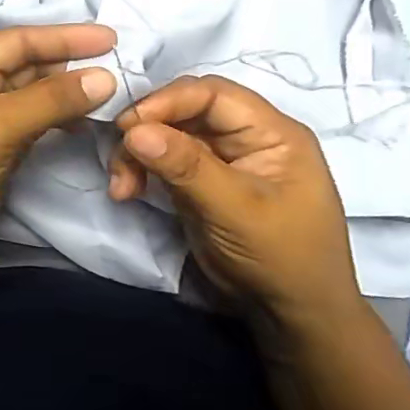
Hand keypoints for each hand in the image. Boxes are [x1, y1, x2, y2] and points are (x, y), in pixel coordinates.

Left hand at [0, 24, 117, 259]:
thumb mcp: (0, 124)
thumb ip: (52, 98)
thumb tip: (106, 78)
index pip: (20, 40)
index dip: (65, 37)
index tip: (112, 38)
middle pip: (30, 64)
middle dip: (71, 65)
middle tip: (119, 68)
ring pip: (36, 93)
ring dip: (69, 93)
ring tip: (110, 94)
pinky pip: (36, 119)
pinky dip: (60, 117)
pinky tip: (84, 120)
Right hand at [106, 76, 359, 324]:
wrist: (290, 314)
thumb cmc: (280, 256)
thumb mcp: (235, 210)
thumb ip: (186, 166)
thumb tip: (133, 130)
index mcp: (271, 133)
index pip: (213, 95)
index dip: (168, 101)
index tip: (127, 125)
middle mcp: (244, 138)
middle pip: (184, 112)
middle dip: (146, 130)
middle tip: (119, 156)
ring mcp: (219, 161)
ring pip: (166, 137)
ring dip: (136, 155)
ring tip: (121, 187)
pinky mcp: (198, 183)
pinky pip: (161, 162)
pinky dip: (139, 172)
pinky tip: (126, 192)